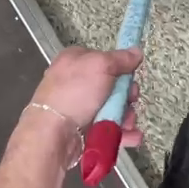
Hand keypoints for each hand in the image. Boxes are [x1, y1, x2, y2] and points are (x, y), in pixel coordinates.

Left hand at [22, 47, 144, 148]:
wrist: (51, 135)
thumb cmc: (75, 93)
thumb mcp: (101, 66)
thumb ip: (121, 58)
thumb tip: (137, 51)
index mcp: (74, 61)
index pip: (103, 58)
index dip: (120, 67)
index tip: (131, 75)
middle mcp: (73, 82)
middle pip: (110, 85)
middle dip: (126, 95)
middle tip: (131, 100)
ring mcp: (76, 107)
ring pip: (110, 108)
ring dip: (125, 116)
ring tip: (129, 124)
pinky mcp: (80, 130)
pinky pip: (105, 128)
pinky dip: (120, 132)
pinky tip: (132, 136)